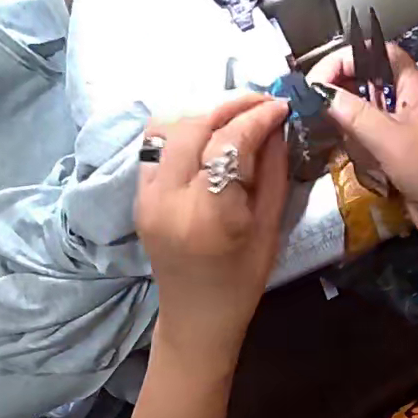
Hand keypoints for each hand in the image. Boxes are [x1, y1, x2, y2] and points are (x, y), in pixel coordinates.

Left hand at [135, 92, 291, 358]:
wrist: (195, 316)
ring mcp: (146, 196)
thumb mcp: (270, 228)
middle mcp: (167, 199)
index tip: (280, 106)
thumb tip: (276, 124)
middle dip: (230, 104)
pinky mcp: (138, 196)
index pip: (227, 142)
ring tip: (236, 113)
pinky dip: (183, 129)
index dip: (256, 116)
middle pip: (193, 125)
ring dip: (203, 111)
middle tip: (261, 101)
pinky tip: (208, 133)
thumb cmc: (241, 282)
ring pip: (167, 127)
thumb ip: (272, 171)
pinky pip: (155, 146)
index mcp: (206, 215)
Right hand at [309, 42, 417, 249]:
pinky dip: (361, 153)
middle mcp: (407, 101)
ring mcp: (402, 128)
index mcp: (414, 86)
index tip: (316, 82)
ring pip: (361, 117)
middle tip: (325, 119)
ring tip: (362, 153)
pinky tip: (369, 168)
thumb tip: (318, 92)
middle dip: (344, 103)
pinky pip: (367, 142)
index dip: (344, 60)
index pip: (374, 54)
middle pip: (363, 86)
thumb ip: (353, 114)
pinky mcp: (397, 153)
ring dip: (353, 134)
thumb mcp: (391, 140)